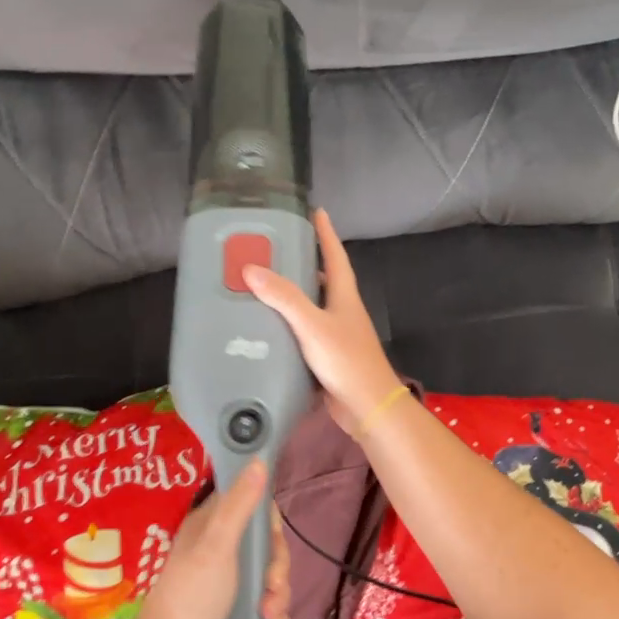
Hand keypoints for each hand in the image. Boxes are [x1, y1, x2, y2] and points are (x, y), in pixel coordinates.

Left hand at [122, 465, 291, 618]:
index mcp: (209, 524)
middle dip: (277, 567)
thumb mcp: (217, 547)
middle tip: (273, 588)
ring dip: (277, 594)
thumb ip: (240, 505)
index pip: (251, 503)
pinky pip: (262, 599)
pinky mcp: (230, 606)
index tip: (274, 539)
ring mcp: (223, 578)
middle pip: (265, 542)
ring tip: (270, 617)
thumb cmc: (191, 598)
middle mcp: (216, 546)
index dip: (269, 520)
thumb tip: (259, 459)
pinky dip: (271, 612)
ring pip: (267, 573)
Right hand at [245, 209, 404, 436]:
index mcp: (345, 296)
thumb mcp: (312, 324)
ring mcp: (337, 335)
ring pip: (313, 308)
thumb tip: (251, 269)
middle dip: (305, 263)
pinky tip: (268, 330)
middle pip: (324, 280)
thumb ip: (284, 297)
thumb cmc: (346, 360)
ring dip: (293, 296)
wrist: (366, 407)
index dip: (326, 233)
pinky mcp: (328, 358)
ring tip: (263, 286)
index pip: (335, 255)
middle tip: (275, 250)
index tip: (317, 211)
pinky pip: (305, 334)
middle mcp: (343, 311)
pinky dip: (289, 326)